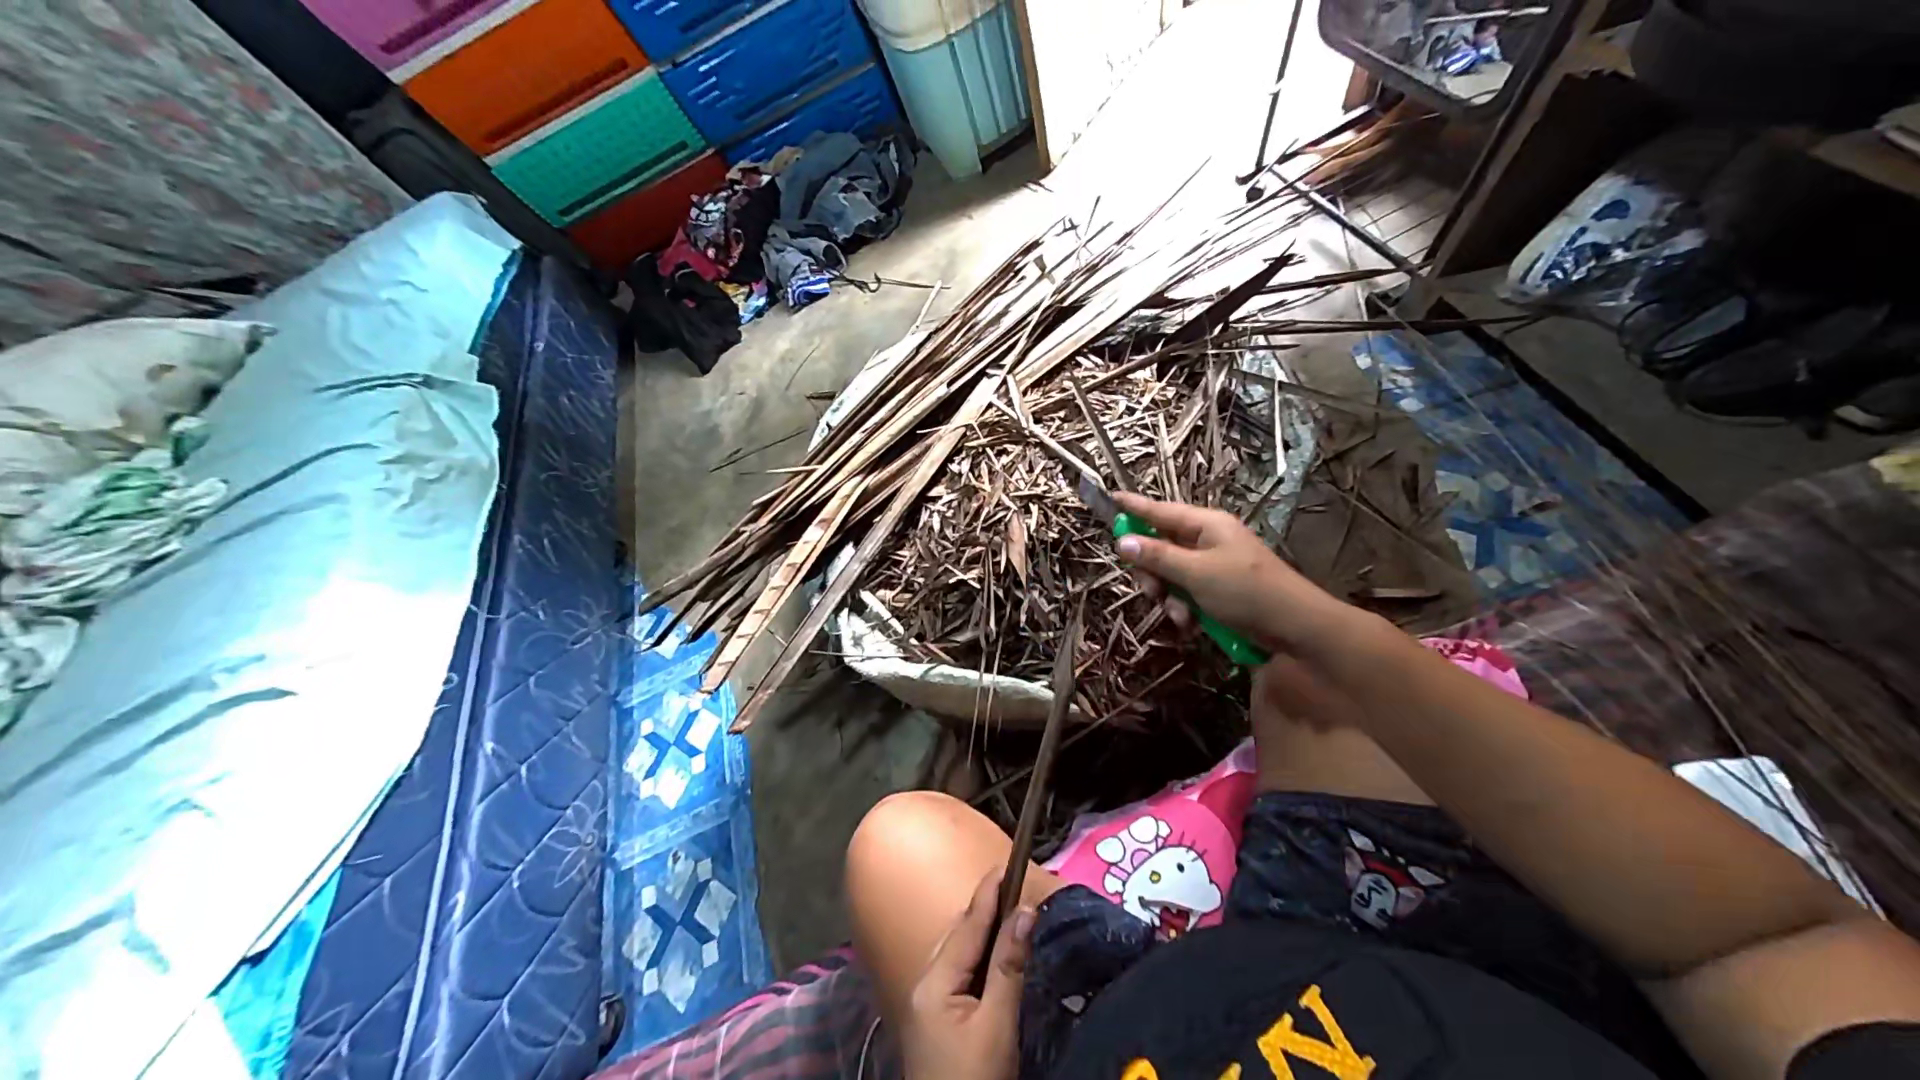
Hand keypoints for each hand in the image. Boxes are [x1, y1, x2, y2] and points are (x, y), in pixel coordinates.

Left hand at [900, 873, 1033, 1079]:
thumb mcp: (997, 1025)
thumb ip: (1009, 966)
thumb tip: (1025, 911)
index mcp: (934, 980)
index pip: (968, 925)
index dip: (989, 893)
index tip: (1007, 864)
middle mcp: (925, 984)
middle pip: (958, 934)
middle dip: (985, 907)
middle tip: (1014, 884)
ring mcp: (927, 1003)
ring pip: (957, 951)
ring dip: (981, 929)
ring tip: (1008, 908)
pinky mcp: (936, 1019)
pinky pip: (957, 971)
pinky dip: (977, 954)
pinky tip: (992, 952)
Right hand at [1110, 492, 1356, 654]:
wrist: (1297, 630)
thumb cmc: (1246, 592)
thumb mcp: (1195, 574)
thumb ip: (1157, 557)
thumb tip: (1122, 541)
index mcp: (1206, 525)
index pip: (1161, 511)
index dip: (1134, 507)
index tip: (1110, 498)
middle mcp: (1208, 542)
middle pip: (1161, 547)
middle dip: (1152, 572)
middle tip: (1151, 591)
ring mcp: (1214, 568)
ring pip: (1171, 576)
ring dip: (1168, 597)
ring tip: (1180, 616)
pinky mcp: (1219, 593)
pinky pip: (1187, 595)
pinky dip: (1184, 610)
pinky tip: (1191, 625)